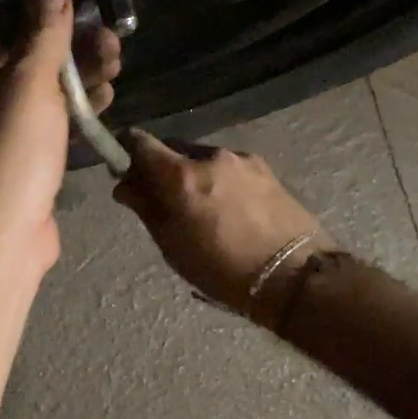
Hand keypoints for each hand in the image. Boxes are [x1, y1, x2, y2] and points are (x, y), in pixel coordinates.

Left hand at [0, 0, 122, 281]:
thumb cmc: (7, 150)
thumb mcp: (30, 80)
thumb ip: (45, 32)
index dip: (39, 8)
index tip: (80, 6)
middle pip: (24, 51)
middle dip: (71, 44)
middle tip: (113, 42)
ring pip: (39, 86)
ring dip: (78, 74)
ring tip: (117, 64)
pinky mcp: (15, 153)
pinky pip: (44, 118)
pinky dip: (71, 106)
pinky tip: (105, 97)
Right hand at [112, 131, 335, 320]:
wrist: (294, 276)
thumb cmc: (222, 269)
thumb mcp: (172, 245)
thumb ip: (145, 208)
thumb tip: (125, 185)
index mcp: (181, 175)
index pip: (140, 142)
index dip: (126, 151)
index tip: (124, 168)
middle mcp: (210, 157)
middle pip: (172, 149)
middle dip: (162, 168)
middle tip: (162, 199)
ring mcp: (242, 160)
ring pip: (202, 159)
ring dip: (193, 175)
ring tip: (202, 210)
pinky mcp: (265, 169)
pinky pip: (228, 167)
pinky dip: (219, 181)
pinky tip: (229, 210)